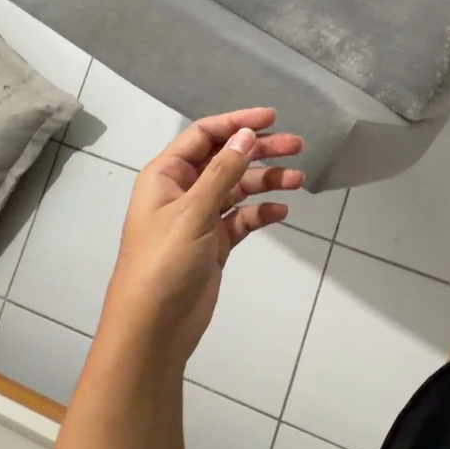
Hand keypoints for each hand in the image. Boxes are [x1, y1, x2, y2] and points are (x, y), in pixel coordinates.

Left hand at [100, 108, 304, 362]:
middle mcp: (183, 191)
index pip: (205, 135)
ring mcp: (200, 217)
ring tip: (297, 180)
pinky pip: (243, 217)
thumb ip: (222, 172)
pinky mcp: (215, 242)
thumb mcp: (193, 213)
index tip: (272, 118)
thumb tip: (246, 135)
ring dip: (267, 181)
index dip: (237, 123)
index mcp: (167, 176)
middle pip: (226, 158)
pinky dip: (262, 212)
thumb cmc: (163, 263)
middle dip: (260, 150)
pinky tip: (281, 212)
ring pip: (239, 187)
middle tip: (297, 146)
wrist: (152, 330)